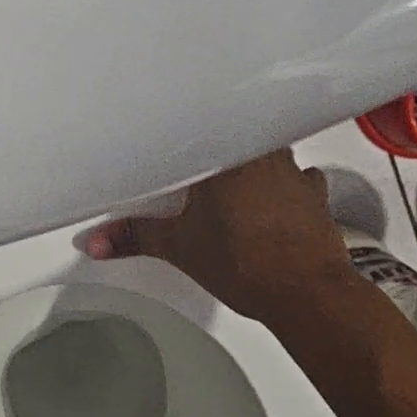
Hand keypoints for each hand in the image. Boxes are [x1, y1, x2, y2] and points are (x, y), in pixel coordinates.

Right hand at [81, 148, 354, 324]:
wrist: (306, 295)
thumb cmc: (252, 264)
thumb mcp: (179, 247)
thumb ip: (135, 236)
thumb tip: (102, 240)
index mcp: (225, 151)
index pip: (201, 121)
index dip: (187, 127)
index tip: (175, 133)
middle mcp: (263, 151)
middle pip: (234, 132)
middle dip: (218, 145)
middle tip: (199, 162)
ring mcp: (293, 170)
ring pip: (266, 150)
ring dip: (251, 162)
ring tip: (231, 185)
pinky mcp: (314, 194)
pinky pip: (297, 178)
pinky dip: (283, 186)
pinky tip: (271, 203)